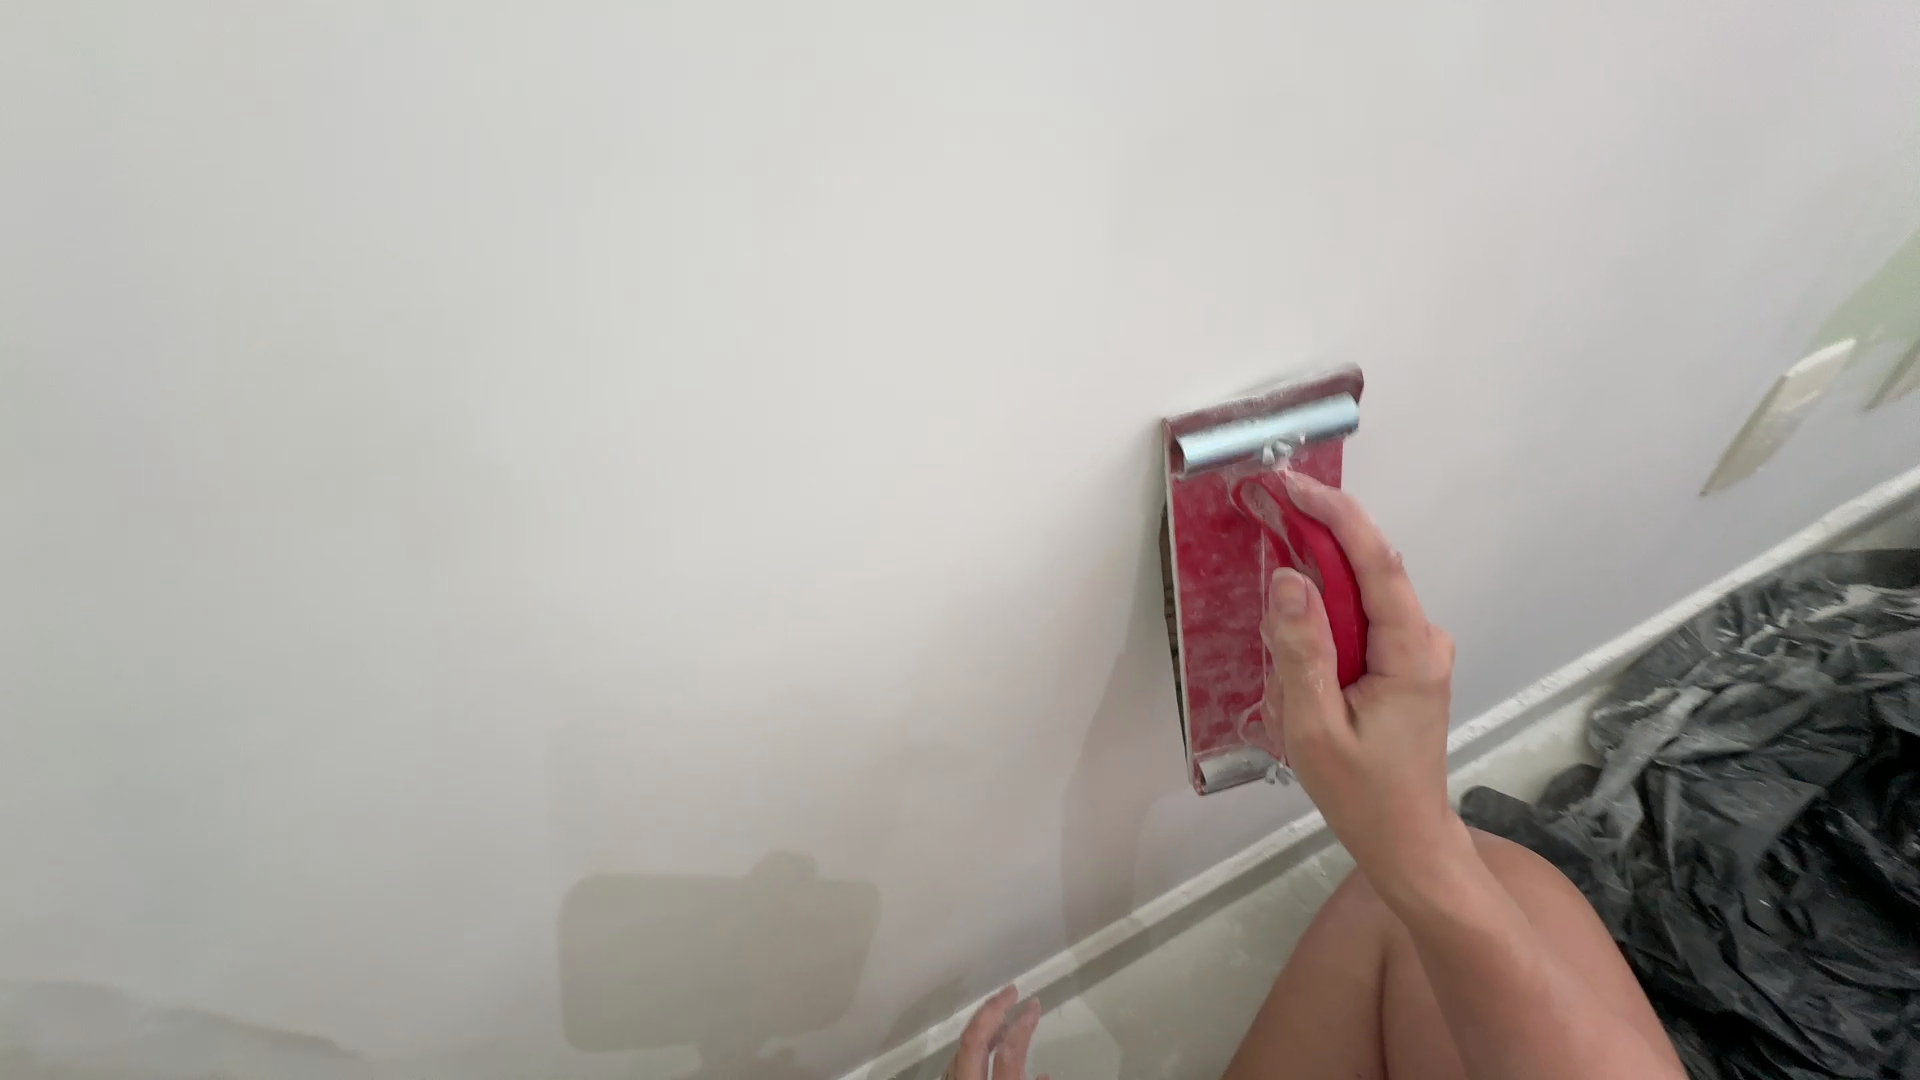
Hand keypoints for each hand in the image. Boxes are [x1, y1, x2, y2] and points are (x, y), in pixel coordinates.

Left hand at [942, 986, 1046, 1079]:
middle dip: (992, 1009)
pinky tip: (988, 1044)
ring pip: (962, 1046)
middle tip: (1012, 991)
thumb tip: (1044, 1075)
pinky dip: (975, 1046)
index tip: (1034, 1005)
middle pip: (973, 1037)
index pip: (1007, 1054)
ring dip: (984, 1025)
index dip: (1022, 1027)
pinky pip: (957, 1059)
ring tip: (1004, 1014)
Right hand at [1261, 471, 1468, 897]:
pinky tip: (1294, 630)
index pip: (1375, 562)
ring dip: (1314, 575)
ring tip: (1276, 592)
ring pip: (1358, 592)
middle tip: (1266, 507)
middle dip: (1317, 533)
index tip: (1290, 486)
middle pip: (1367, 568)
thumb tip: (1287, 578)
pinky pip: (1357, 615)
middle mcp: (1422, 638)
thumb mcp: (1315, 726)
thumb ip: (1301, 650)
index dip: (1335, 515)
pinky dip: (1322, 605)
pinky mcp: (1401, 659)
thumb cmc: (1361, 792)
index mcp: (1410, 652)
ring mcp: (1414, 648)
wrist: (1406, 838)